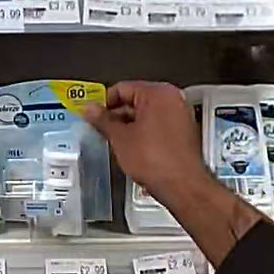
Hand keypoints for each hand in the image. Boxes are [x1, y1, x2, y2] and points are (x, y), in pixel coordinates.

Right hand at [83, 81, 209, 205]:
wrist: (181, 185)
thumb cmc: (155, 159)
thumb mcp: (120, 137)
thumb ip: (102, 120)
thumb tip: (90, 110)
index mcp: (157, 93)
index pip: (122, 88)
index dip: (104, 102)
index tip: (94, 114)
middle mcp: (172, 100)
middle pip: (135, 99)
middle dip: (117, 115)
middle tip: (102, 128)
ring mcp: (180, 115)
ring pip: (147, 113)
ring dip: (130, 125)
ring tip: (116, 140)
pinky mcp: (183, 132)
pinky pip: (158, 125)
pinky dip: (144, 132)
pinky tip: (133, 148)